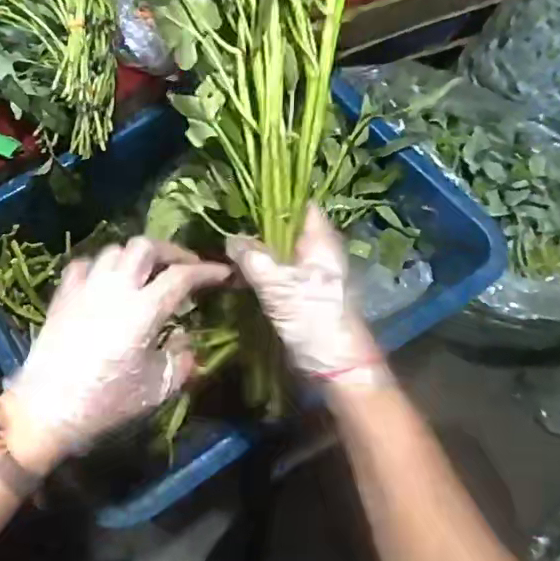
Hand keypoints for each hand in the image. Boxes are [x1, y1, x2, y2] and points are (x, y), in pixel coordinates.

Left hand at [0, 237, 231, 472]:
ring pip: (114, 250)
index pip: (181, 276)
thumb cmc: (106, 403)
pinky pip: (84, 265)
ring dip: (135, 256)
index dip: (206, 271)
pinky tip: (106, 281)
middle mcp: (115, 288)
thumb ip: (181, 360)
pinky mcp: (62, 295)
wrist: (47, 409)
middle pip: (145, 246)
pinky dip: (101, 266)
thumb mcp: (156, 388)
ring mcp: (85, 287)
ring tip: (145, 273)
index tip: (222, 274)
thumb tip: (187, 340)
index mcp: (144, 310)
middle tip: (183, 266)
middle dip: (170, 251)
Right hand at [226, 204, 391, 387]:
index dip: (275, 198)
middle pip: (285, 227)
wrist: (335, 364)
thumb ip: (251, 257)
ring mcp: (308, 272)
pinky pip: (275, 271)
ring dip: (254, 249)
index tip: (244, 196)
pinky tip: (235, 271)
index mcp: (320, 240)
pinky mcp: (298, 292)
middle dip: (257, 225)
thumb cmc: (313, 317)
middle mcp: (316, 251)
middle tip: (225, 222)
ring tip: (224, 246)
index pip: (300, 205)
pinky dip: (257, 269)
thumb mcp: (277, 285)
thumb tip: (230, 238)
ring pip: (278, 250)